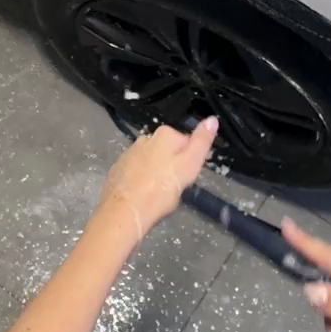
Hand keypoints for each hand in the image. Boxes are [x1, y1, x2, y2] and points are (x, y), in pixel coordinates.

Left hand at [91, 117, 218, 243]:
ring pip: (151, 161)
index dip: (191, 161)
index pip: (186, 143)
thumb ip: (201, 142)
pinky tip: (143, 194)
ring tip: (158, 193)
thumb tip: (212, 119)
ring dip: (156, 172)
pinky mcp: (118, 169)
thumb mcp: (189, 166)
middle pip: (167, 151)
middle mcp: (144, 139)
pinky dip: (141, 179)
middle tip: (174, 187)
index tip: (188, 176)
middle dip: (172, 166)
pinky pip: (136, 171)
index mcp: (164, 135)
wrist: (124, 212)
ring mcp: (128, 153)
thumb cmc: (161, 191)